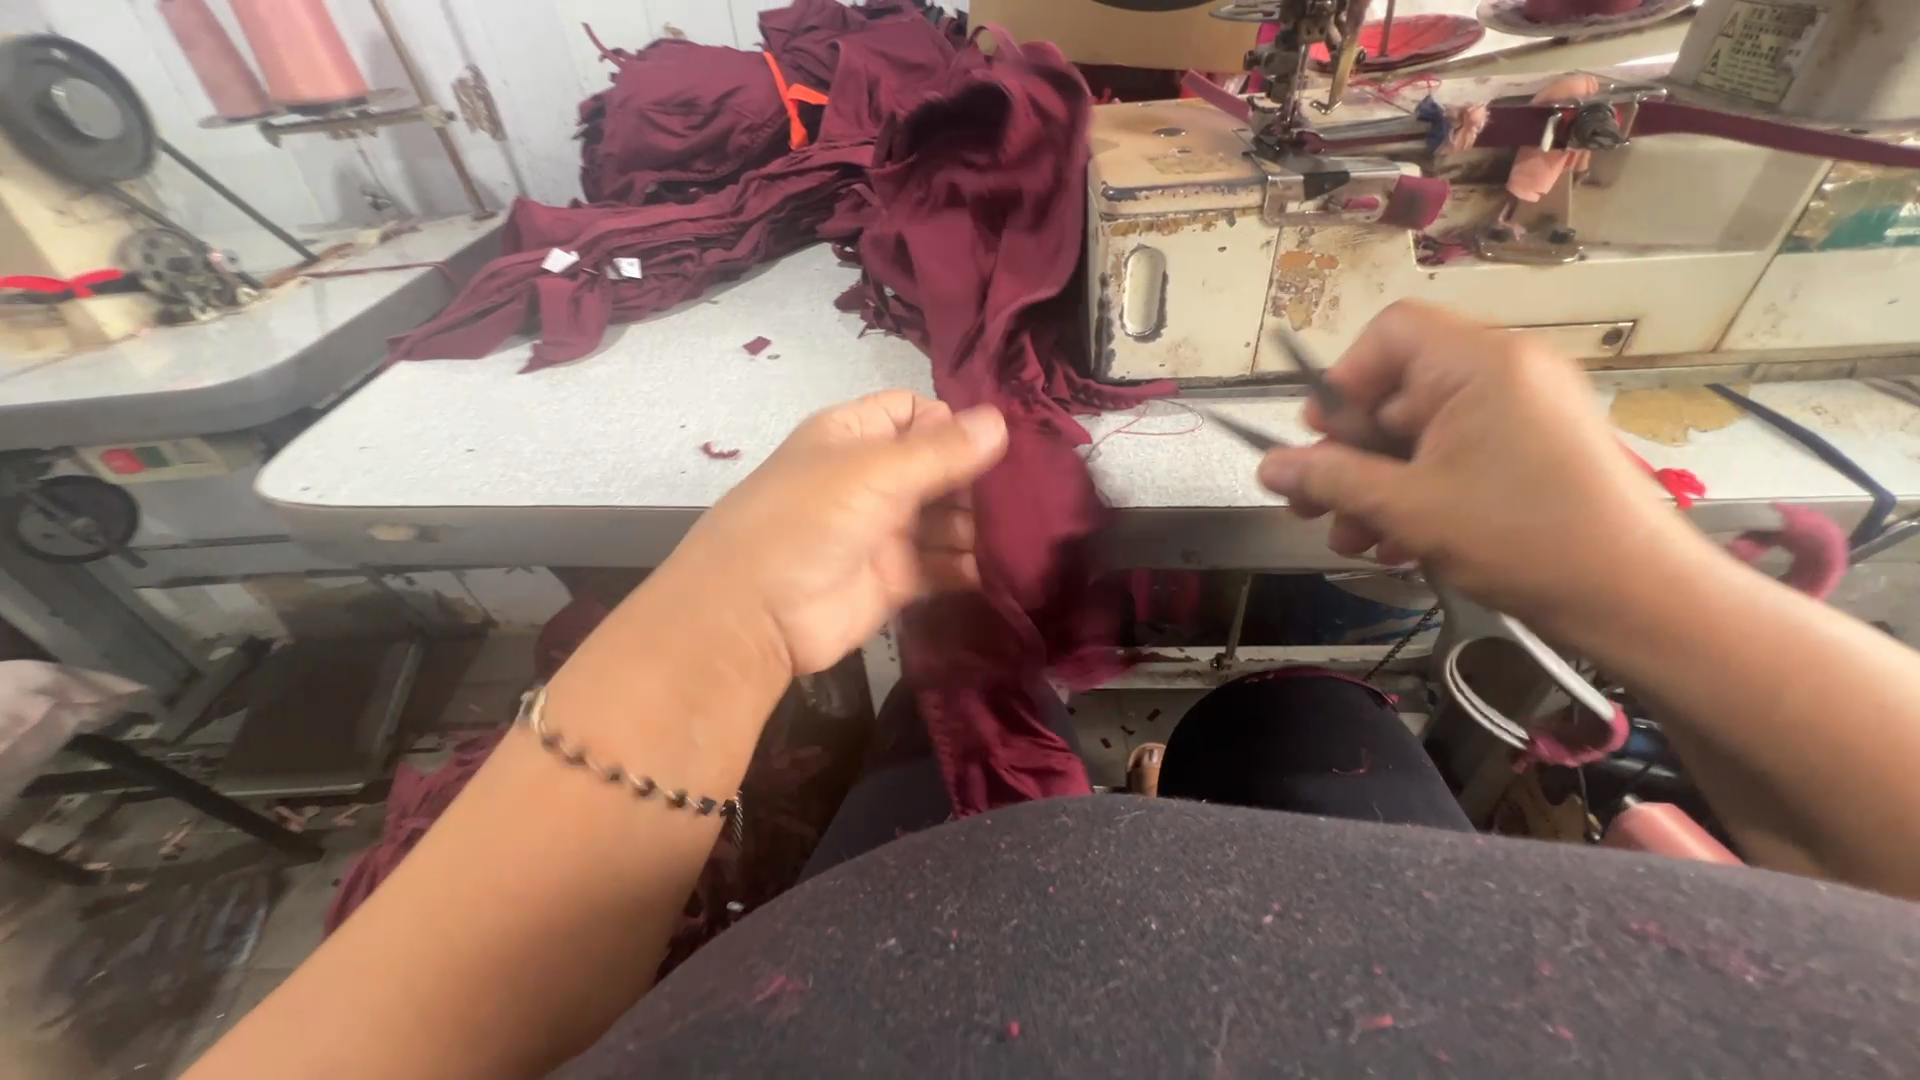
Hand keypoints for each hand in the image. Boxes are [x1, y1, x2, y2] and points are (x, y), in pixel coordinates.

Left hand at [657, 391, 1007, 675]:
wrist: (754, 616)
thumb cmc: (807, 522)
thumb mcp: (873, 473)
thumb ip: (941, 451)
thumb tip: (1001, 420)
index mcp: (855, 436)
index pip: (915, 413)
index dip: (954, 423)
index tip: (1000, 443)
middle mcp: (872, 479)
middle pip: (941, 467)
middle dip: (979, 479)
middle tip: (1028, 494)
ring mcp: (885, 531)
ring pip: (947, 519)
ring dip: (981, 525)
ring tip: (1023, 532)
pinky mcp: (897, 579)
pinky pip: (944, 565)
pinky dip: (971, 567)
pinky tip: (1003, 568)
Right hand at [1256, 301, 1704, 627]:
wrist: (1634, 599)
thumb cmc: (1522, 537)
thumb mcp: (1405, 506)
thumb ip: (1329, 478)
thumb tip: (1268, 466)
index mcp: (1480, 364)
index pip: (1390, 333)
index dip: (1343, 379)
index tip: (1321, 436)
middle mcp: (1503, 376)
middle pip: (1395, 392)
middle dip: (1346, 453)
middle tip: (1311, 501)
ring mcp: (1518, 416)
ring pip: (1416, 436)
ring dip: (1372, 485)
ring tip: (1349, 536)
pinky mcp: (1527, 453)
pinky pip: (1448, 458)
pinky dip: (1413, 494)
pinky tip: (1393, 542)